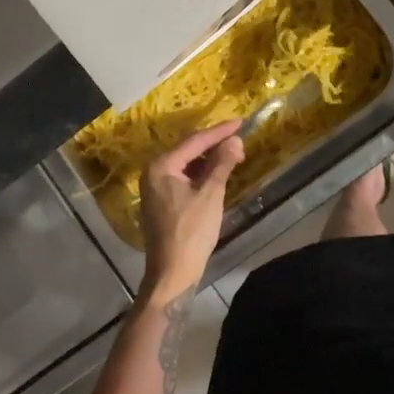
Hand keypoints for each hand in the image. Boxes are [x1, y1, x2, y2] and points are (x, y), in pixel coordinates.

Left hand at [139, 120, 243, 306]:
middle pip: (189, 150)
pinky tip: (218, 173)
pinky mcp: (162, 200)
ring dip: (210, 159)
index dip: (219, 131)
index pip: (195, 141)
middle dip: (215, 145)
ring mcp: (156, 186)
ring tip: (234, 155)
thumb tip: (235, 139)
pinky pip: (184, 177)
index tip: (240, 121)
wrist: (172, 272)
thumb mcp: (210, 195)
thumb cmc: (191, 232)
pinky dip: (202, 173)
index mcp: (161, 166)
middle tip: (240, 140)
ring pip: (187, 164)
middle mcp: (154, 171)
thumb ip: (222, 164)